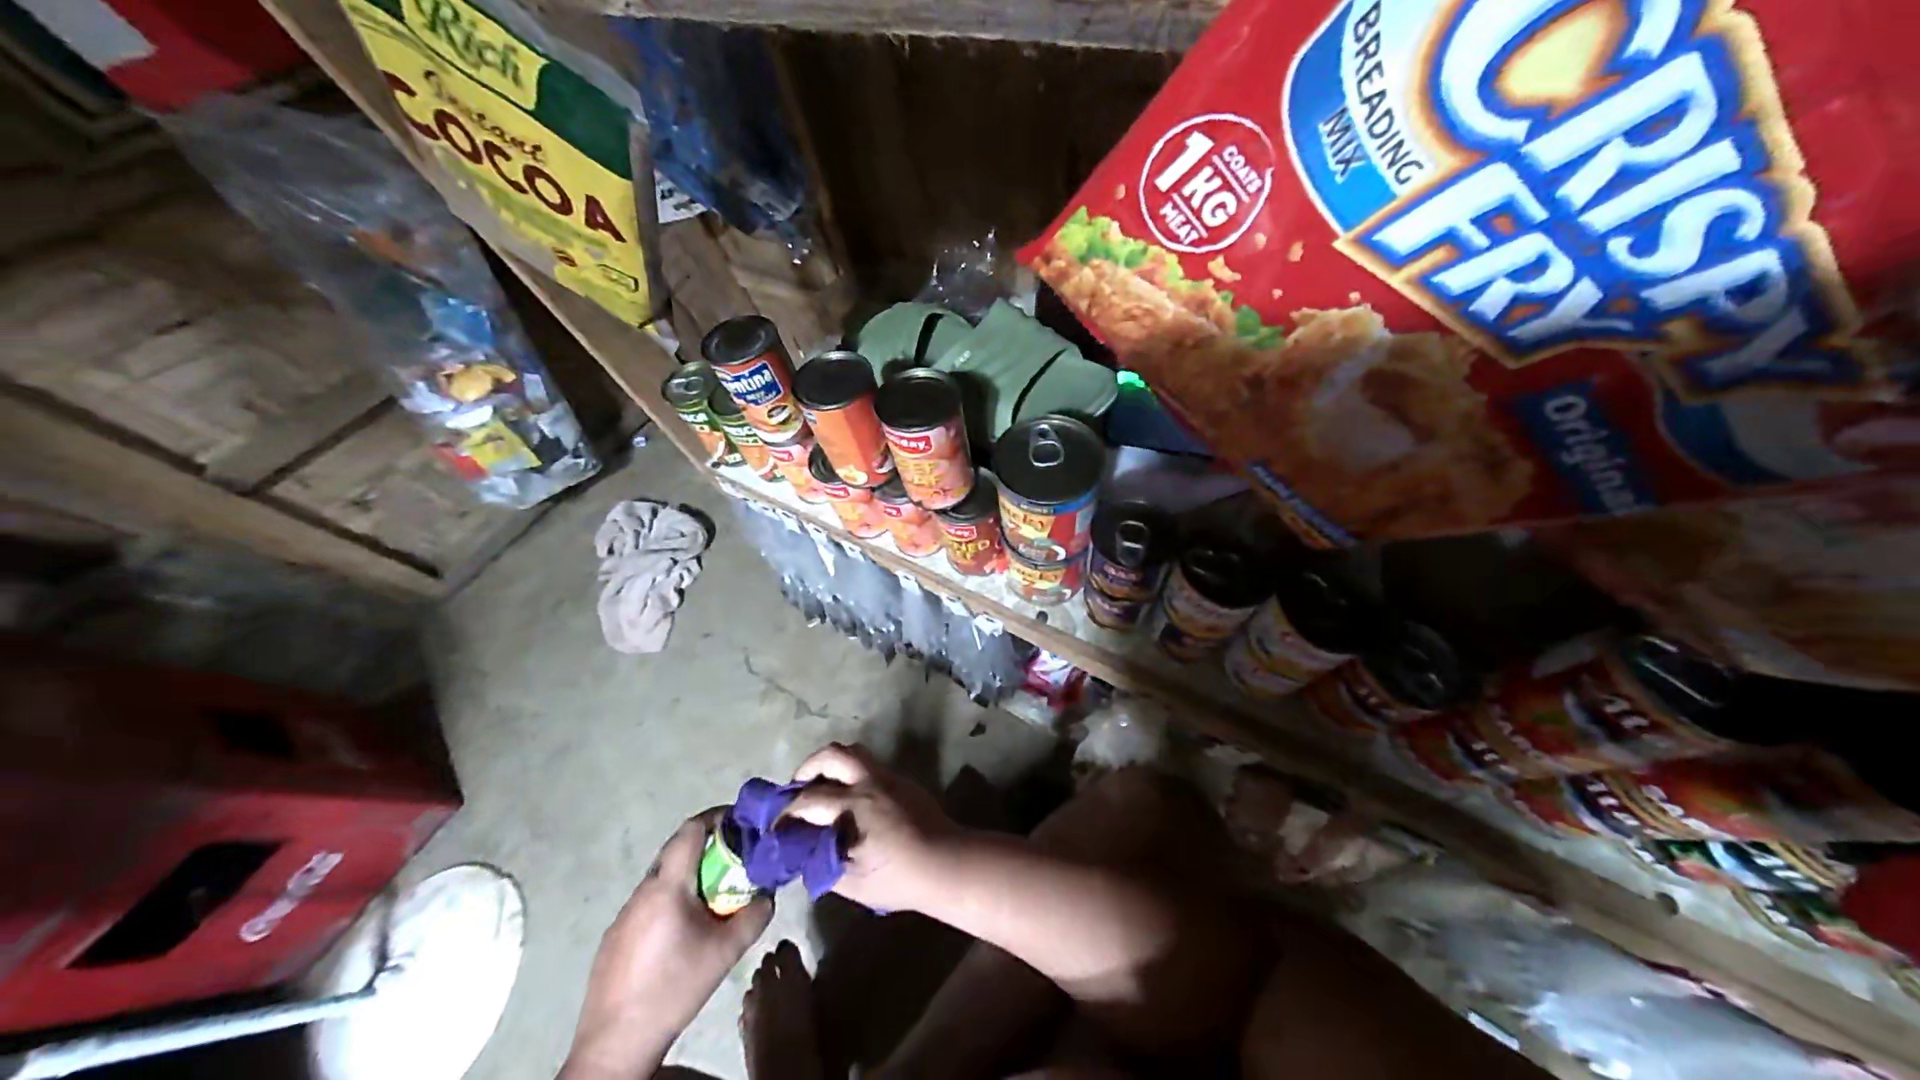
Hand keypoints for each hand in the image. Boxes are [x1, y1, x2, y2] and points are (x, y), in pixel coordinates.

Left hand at [561, 810, 772, 1079]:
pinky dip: (670, 901)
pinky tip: (682, 932)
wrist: (616, 1041)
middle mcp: (641, 891)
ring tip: (713, 898)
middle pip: (676, 851)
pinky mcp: (614, 937)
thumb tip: (768, 895)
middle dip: (707, 848)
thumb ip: (755, 916)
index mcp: (667, 886)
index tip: (740, 821)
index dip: (716, 817)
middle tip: (735, 862)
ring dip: (688, 877)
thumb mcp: (727, 952)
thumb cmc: (674, 987)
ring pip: (661, 879)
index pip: (691, 829)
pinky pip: (648, 903)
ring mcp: (623, 915)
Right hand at [783, 743, 958, 912]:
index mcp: (855, 805)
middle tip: (796, 791)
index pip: (808, 800)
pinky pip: (869, 765)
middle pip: (831, 754)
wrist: (948, 864)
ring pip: (853, 752)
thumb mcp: (852, 882)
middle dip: (806, 769)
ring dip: (830, 764)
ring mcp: (889, 777)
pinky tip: (849, 798)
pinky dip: (850, 773)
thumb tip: (799, 854)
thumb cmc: (899, 877)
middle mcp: (870, 782)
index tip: (775, 828)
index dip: (785, 813)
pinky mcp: (903, 781)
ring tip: (820, 788)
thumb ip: (820, 864)